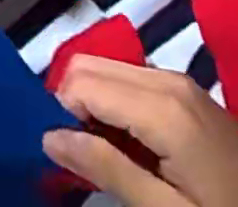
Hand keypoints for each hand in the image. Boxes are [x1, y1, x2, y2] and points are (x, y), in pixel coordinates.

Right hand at [44, 57, 237, 206]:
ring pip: (104, 69)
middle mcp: (164, 79)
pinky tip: (136, 144)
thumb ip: (108, 171)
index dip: (62, 116)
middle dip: (73, 103)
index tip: (74, 157)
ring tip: (111, 153)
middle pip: (85, 66)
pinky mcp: (189, 93)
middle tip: (87, 154)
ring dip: (94, 102)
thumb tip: (47, 137)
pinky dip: (115, 102)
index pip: (76, 83)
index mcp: (160, 106)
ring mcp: (180, 83)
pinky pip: (129, 79)